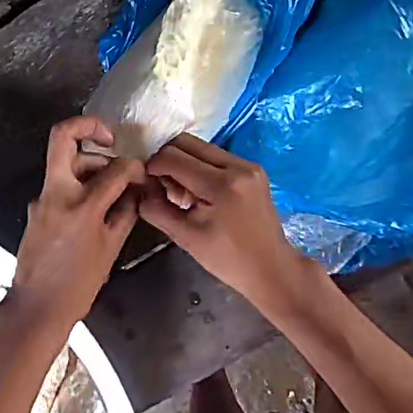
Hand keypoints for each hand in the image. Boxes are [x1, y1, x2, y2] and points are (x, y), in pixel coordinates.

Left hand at [9, 117, 146, 332]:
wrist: (37, 306)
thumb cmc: (77, 284)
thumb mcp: (111, 248)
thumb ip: (125, 212)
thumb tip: (136, 190)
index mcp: (81, 206)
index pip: (114, 169)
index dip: (133, 166)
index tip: (141, 172)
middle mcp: (56, 194)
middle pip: (62, 138)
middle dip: (88, 126)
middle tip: (111, 139)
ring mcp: (41, 198)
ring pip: (64, 161)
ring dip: (89, 162)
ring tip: (113, 183)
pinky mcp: (36, 207)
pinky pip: (60, 184)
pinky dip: (79, 183)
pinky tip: (97, 201)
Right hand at [137, 134, 312, 310]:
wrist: (272, 270)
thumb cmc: (228, 259)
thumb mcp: (185, 238)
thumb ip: (156, 209)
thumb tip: (140, 188)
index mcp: (221, 185)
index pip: (172, 158)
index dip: (152, 167)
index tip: (147, 184)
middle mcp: (237, 166)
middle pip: (186, 142)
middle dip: (166, 160)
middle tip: (162, 186)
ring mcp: (248, 165)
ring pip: (200, 146)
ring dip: (183, 162)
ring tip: (181, 192)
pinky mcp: (252, 169)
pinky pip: (215, 156)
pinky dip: (199, 166)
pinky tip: (198, 191)